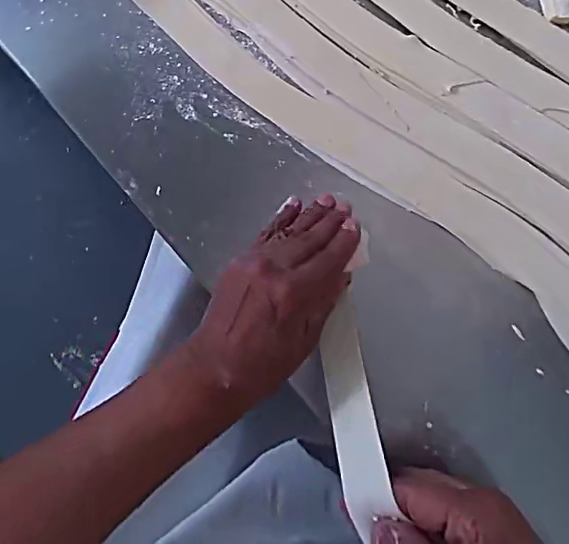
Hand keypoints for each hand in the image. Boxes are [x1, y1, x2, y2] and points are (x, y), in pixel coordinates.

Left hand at [176, 195, 360, 408]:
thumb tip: (341, 276)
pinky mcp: (240, 259)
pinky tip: (294, 205)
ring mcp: (254, 261)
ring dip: (310, 214)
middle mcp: (274, 270)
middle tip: (345, 208)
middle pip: (310, 239)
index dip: (344, 242)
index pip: (328, 259)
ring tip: (327, 200)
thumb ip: (324, 303)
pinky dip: (281, 217)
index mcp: (293, 293)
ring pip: (289, 230)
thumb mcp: (304, 341)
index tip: (355, 229)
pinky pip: (266, 232)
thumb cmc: (260, 366)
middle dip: (331, 222)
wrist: (214, 367)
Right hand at [375, 468, 541, 543]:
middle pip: (423, 487)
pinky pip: (460, 520)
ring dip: (419, 518)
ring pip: (441, 504)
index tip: (351, 503)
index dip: (374, 492)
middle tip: (372, 530)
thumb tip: (383, 528)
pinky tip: (429, 538)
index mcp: (477, 503)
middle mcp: (490, 501)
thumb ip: (414, 543)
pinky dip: (441, 527)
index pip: (406, 480)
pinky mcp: (506, 531)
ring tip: (402, 537)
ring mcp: (502, 517)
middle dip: (396, 506)